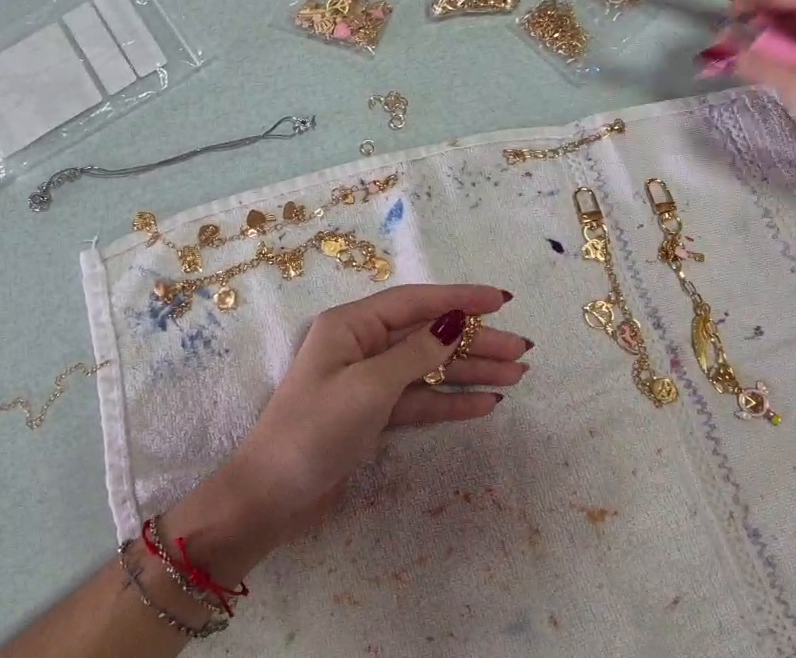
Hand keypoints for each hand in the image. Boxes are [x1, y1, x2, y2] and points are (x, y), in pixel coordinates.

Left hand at [160, 284, 521, 582]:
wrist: (272, 496)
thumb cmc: (314, 430)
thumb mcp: (368, 387)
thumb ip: (414, 353)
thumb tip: (454, 321)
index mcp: (349, 326)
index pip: (413, 302)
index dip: (459, 299)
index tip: (502, 301)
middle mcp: (359, 346)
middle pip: (426, 335)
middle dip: (474, 340)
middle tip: (522, 350)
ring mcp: (367, 382)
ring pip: (428, 368)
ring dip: (470, 371)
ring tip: (517, 374)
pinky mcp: (372, 416)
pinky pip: (420, 400)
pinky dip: (451, 401)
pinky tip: (486, 403)